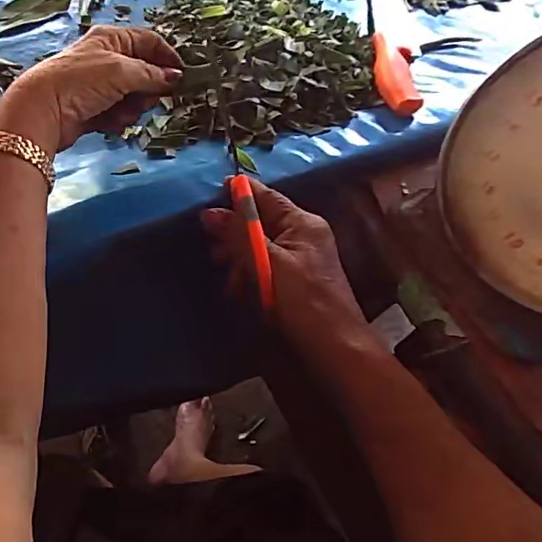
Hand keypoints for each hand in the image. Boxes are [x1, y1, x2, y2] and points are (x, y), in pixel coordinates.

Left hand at [0, 26, 182, 152]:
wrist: (42, 111)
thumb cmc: (80, 81)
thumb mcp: (122, 71)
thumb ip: (152, 74)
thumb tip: (175, 77)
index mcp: (111, 39)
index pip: (149, 41)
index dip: (166, 58)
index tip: (181, 77)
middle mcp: (104, 59)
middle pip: (142, 74)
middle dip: (147, 90)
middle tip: (146, 100)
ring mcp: (96, 86)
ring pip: (131, 98)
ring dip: (131, 109)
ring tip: (120, 113)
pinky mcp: (90, 110)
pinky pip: (116, 114)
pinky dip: (116, 120)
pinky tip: (108, 123)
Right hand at [201, 179, 366, 346]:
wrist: (333, 347)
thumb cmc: (302, 300)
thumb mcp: (266, 262)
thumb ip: (238, 234)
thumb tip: (210, 212)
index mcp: (302, 223)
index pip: (265, 196)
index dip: (237, 194)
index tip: (208, 199)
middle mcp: (301, 235)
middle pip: (258, 221)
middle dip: (233, 233)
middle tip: (215, 251)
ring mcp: (297, 258)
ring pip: (256, 246)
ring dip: (237, 257)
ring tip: (225, 274)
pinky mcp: (291, 280)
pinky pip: (262, 266)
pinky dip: (247, 274)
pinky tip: (238, 289)